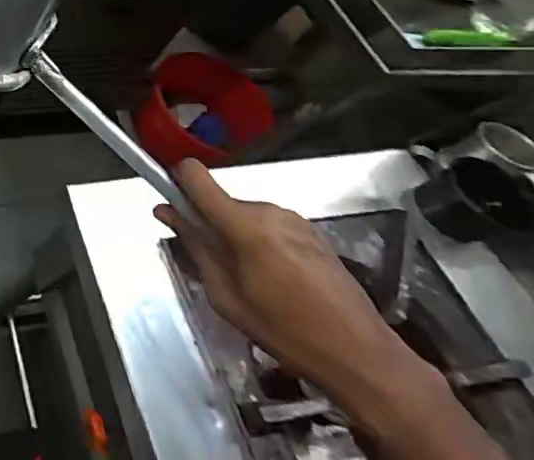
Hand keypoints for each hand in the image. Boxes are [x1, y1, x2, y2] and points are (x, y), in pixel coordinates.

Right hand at [156, 161, 497, 457]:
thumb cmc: (288, 332)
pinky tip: (276, 279)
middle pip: (219, 200)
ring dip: (236, 234)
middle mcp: (269, 212)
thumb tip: (167, 212)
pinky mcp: (312, 232)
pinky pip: (269, 225)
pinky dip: (260, 242)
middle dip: (209, 222)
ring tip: (249, 277)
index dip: (175, 179)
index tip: (170, 199)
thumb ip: (195, 246)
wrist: (366, 359)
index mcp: (245, 225)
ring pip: (244, 214)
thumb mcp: (225, 295)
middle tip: (215, 262)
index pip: (194, 175)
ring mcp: (295, 220)